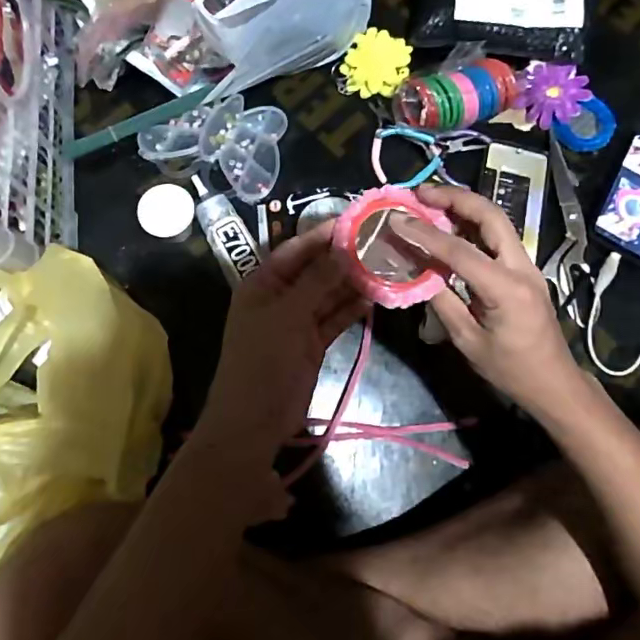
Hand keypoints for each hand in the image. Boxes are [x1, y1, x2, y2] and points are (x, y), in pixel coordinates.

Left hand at [196, 221, 369, 464]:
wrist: (254, 420)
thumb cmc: (262, 359)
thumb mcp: (288, 314)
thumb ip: (317, 281)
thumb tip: (344, 249)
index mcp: (263, 283)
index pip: (295, 249)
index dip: (322, 235)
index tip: (354, 220)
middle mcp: (281, 297)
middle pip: (315, 270)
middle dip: (343, 258)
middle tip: (379, 241)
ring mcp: (297, 321)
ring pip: (328, 294)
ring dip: (352, 282)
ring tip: (384, 264)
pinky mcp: (313, 343)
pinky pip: (335, 318)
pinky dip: (352, 308)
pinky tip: (376, 296)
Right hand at [394, 184, 587, 415]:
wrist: (554, 384)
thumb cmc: (510, 371)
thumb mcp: (468, 341)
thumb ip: (442, 301)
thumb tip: (417, 270)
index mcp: (507, 289)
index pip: (460, 250)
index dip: (425, 233)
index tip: (397, 219)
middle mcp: (522, 267)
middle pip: (490, 216)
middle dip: (455, 198)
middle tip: (421, 193)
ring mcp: (528, 266)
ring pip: (497, 221)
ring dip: (464, 206)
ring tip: (431, 202)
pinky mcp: (525, 270)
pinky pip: (498, 237)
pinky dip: (472, 224)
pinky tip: (450, 226)